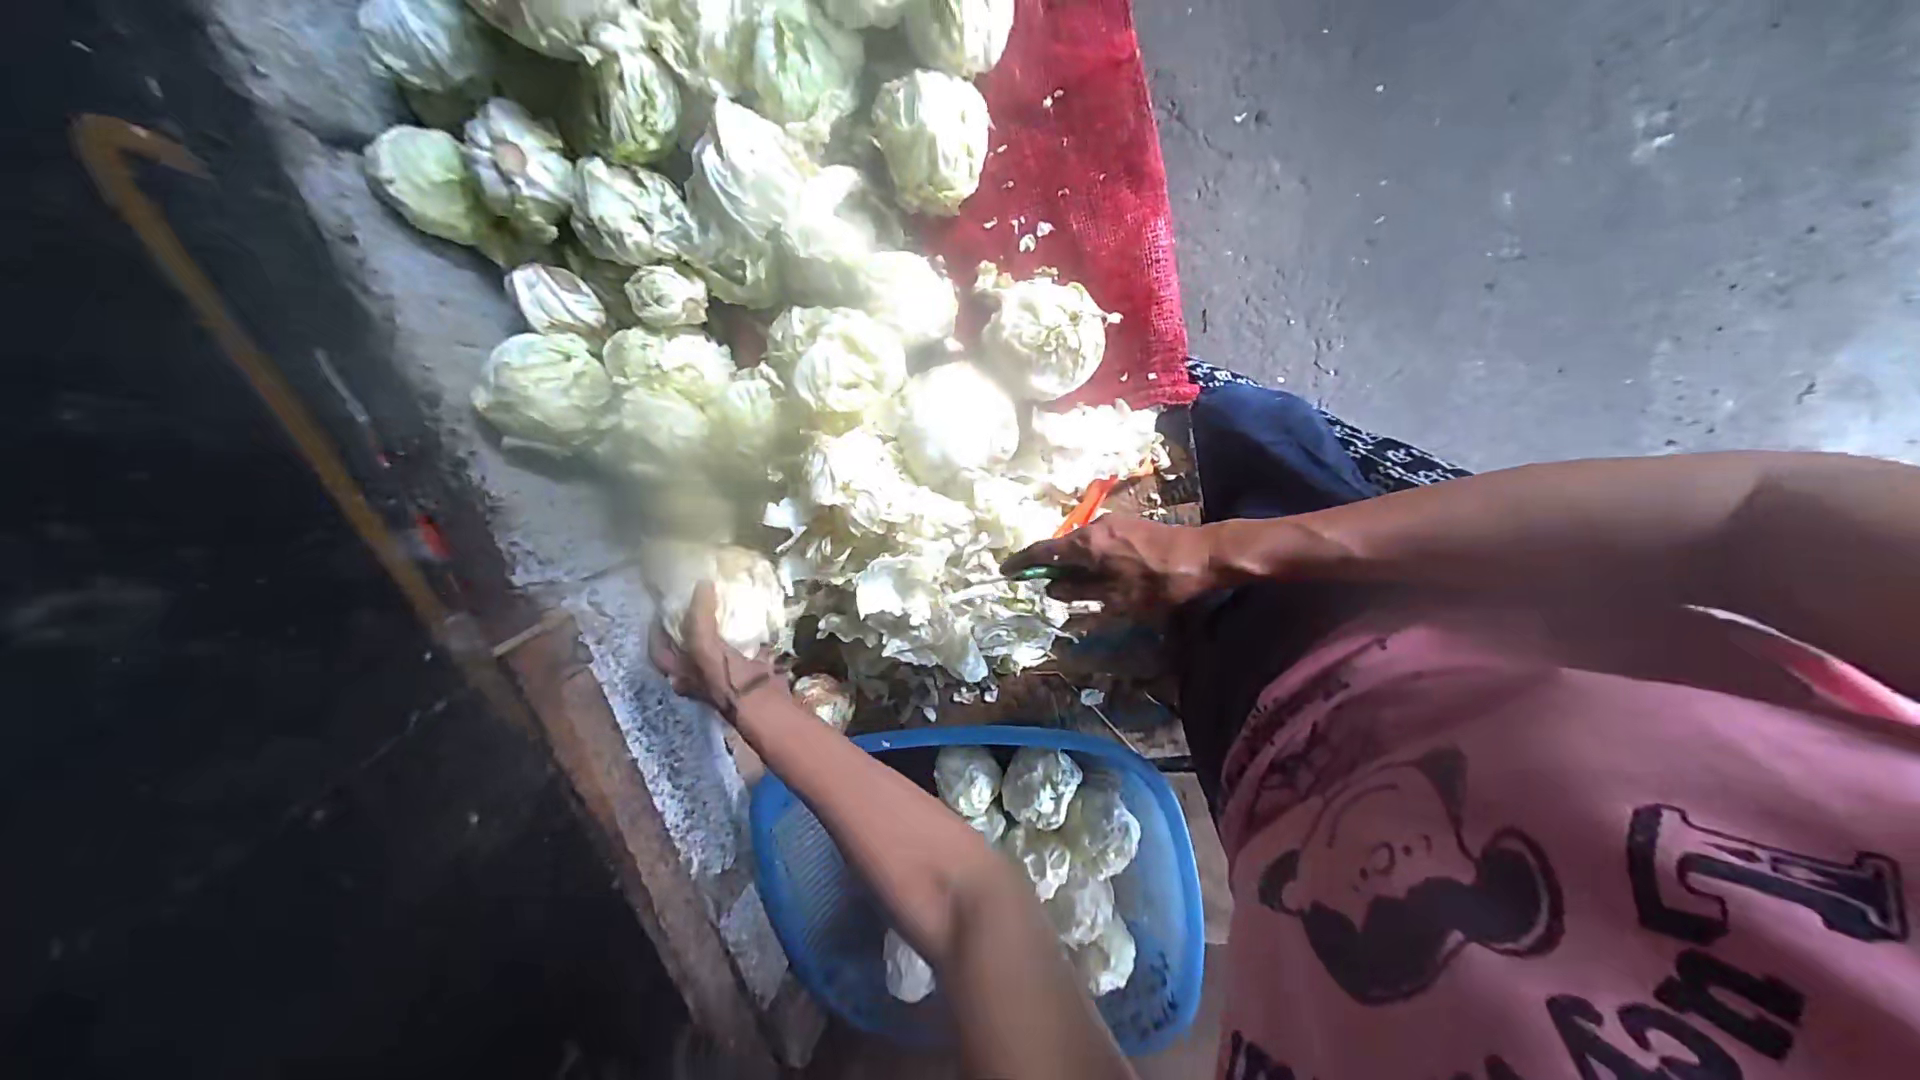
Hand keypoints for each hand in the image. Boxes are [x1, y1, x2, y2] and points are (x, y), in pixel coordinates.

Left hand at [648, 581, 783, 722]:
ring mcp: (722, 674)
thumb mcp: (703, 646)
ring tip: (722, 605)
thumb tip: (701, 584)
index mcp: (679, 672)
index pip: (658, 648)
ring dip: (717, 629)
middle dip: (689, 626)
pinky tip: (749, 617)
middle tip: (695, 602)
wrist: (763, 703)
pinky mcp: (745, 671)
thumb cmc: (725, 678)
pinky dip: (745, 634)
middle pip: (686, 647)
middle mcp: (696, 676)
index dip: (657, 628)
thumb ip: (699, 616)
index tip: (665, 605)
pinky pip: (741, 648)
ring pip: (713, 648)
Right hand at [1000, 515, 1222, 613]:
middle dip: (1047, 565)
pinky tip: (1094, 573)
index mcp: (1087, 544)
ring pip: (1080, 544)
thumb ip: (1080, 591)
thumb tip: (1052, 588)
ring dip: (1070, 562)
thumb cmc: (1158, 582)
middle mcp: (1094, 527)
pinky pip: (1095, 541)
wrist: (1204, 555)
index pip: (1043, 551)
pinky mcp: (1127, 525)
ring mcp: (1112, 523)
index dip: (1023, 563)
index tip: (1005, 571)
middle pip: (1061, 546)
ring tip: (1069, 584)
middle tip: (1040, 584)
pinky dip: (1087, 557)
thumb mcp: (1117, 597)